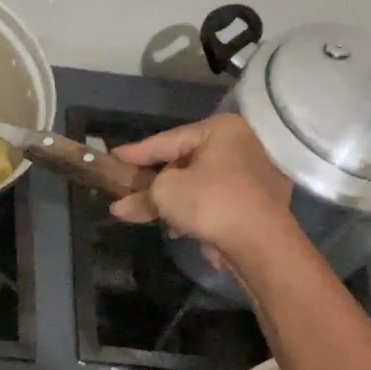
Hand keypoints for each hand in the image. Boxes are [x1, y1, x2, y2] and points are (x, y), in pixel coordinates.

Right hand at [108, 114, 294, 268]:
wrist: (257, 239)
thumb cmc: (210, 202)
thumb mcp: (164, 193)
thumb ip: (140, 196)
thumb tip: (119, 207)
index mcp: (220, 130)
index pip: (167, 139)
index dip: (136, 152)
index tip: (113, 156)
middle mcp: (239, 143)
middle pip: (182, 162)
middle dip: (154, 182)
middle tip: (127, 194)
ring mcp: (249, 172)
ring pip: (195, 183)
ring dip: (170, 201)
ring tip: (149, 217)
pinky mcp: (251, 199)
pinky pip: (210, 199)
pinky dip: (190, 211)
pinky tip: (176, 228)